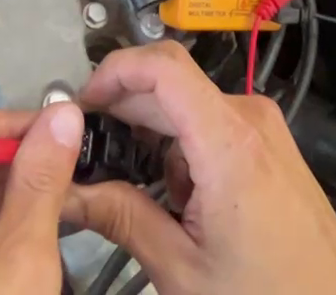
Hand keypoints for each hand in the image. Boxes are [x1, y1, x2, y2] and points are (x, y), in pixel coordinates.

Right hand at [66, 42, 335, 294]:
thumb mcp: (182, 269)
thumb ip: (122, 218)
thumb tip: (68, 191)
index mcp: (228, 142)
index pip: (163, 66)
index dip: (115, 70)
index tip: (82, 103)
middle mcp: (248, 116)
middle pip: (169, 83)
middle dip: (121, 108)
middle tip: (86, 150)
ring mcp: (262, 124)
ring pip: (186, 102)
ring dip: (150, 130)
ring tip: (128, 183)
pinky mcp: (267, 137)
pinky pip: (209, 119)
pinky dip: (179, 142)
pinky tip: (173, 192)